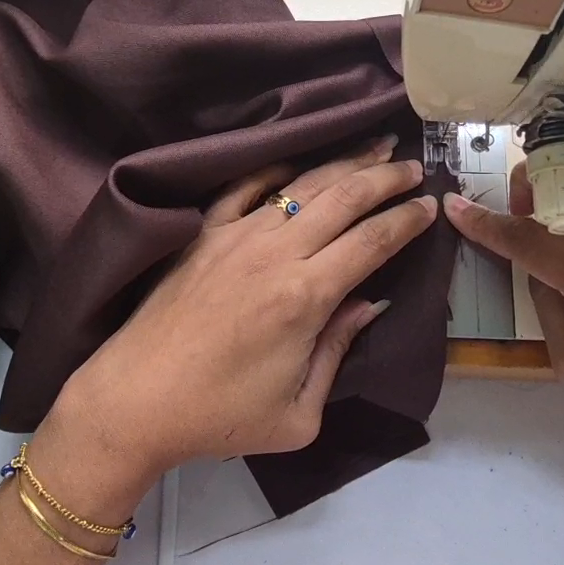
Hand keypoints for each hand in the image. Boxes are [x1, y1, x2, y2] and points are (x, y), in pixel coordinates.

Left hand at [31, 136, 438, 517]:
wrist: (134, 401)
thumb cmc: (219, 417)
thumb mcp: (298, 414)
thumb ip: (338, 352)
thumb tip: (369, 304)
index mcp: (305, 297)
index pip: (372, 242)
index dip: (406, 220)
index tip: (429, 205)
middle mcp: (276, 253)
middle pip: (344, 198)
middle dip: (386, 178)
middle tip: (414, 167)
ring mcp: (235, 236)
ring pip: (302, 186)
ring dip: (343, 163)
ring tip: (374, 148)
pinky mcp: (203, 234)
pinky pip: (245, 188)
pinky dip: (274, 170)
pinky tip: (296, 162)